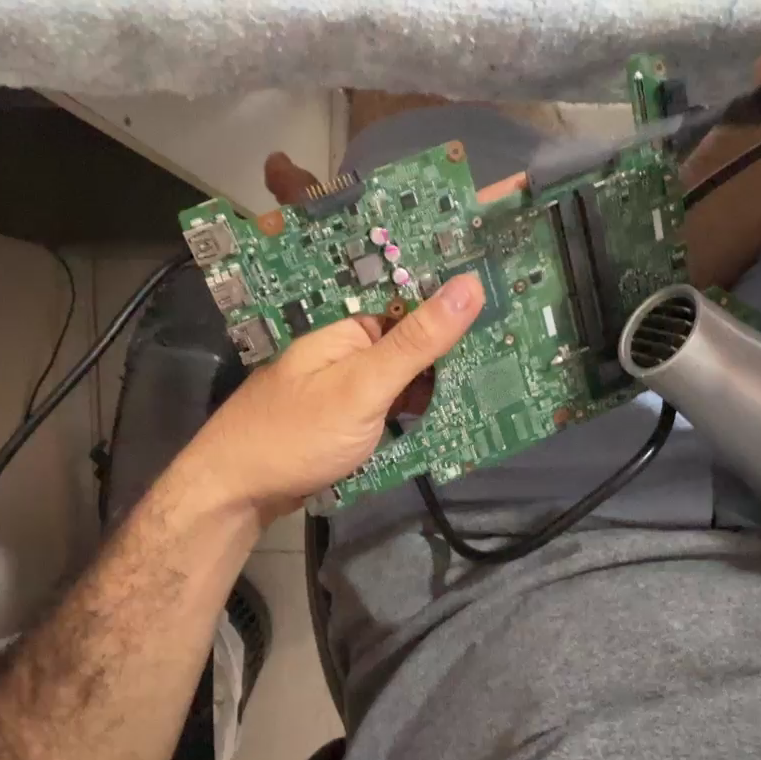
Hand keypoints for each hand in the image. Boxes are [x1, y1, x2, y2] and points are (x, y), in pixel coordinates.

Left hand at [178, 155, 484, 520]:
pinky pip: (397, 400)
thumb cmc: (294, 435)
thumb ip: (415, 342)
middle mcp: (352, 343)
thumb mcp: (362, 387)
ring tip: (506, 373)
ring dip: (447, 377)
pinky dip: (424, 407)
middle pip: (419, 331)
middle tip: (525, 333)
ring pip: (412, 370)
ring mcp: (350, 380)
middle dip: (463, 335)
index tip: (511, 265)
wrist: (235, 494)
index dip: (461, 277)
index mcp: (351, 324)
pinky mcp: (350, 414)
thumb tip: (469, 285)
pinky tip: (459, 412)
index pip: (416, 288)